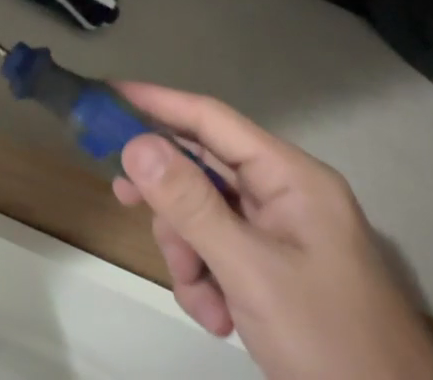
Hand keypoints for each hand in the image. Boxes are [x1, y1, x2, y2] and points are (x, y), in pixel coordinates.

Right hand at [109, 85, 432, 379]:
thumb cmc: (327, 337)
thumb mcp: (250, 270)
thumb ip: (190, 204)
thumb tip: (135, 143)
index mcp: (291, 178)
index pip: (211, 120)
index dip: (157, 102)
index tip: (105, 94)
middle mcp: (285, 196)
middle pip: (201, 170)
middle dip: (170, 204)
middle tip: (123, 200)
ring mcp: (281, 235)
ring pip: (202, 217)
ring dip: (188, 256)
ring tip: (202, 300)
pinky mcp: (274, 271)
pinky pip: (218, 254)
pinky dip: (207, 282)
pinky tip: (219, 319)